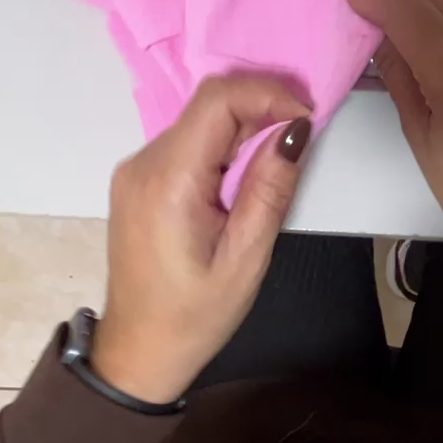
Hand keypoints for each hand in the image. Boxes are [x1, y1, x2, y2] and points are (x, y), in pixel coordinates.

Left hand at [94, 76, 312, 403]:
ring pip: (197, 124)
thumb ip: (269, 189)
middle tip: (304, 132)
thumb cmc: (196, 315)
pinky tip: (246, 174)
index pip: (217, 100)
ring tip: (281, 157)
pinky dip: (222, 148)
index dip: (268, 93)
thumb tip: (295, 131)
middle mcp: (143, 163)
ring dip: (243, 129)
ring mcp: (136, 171)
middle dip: (261, 108)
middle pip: (206, 107)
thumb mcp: (246, 258)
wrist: (140, 349)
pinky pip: (185, 146)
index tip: (307, 117)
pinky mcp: (138, 182)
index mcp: (169, 181)